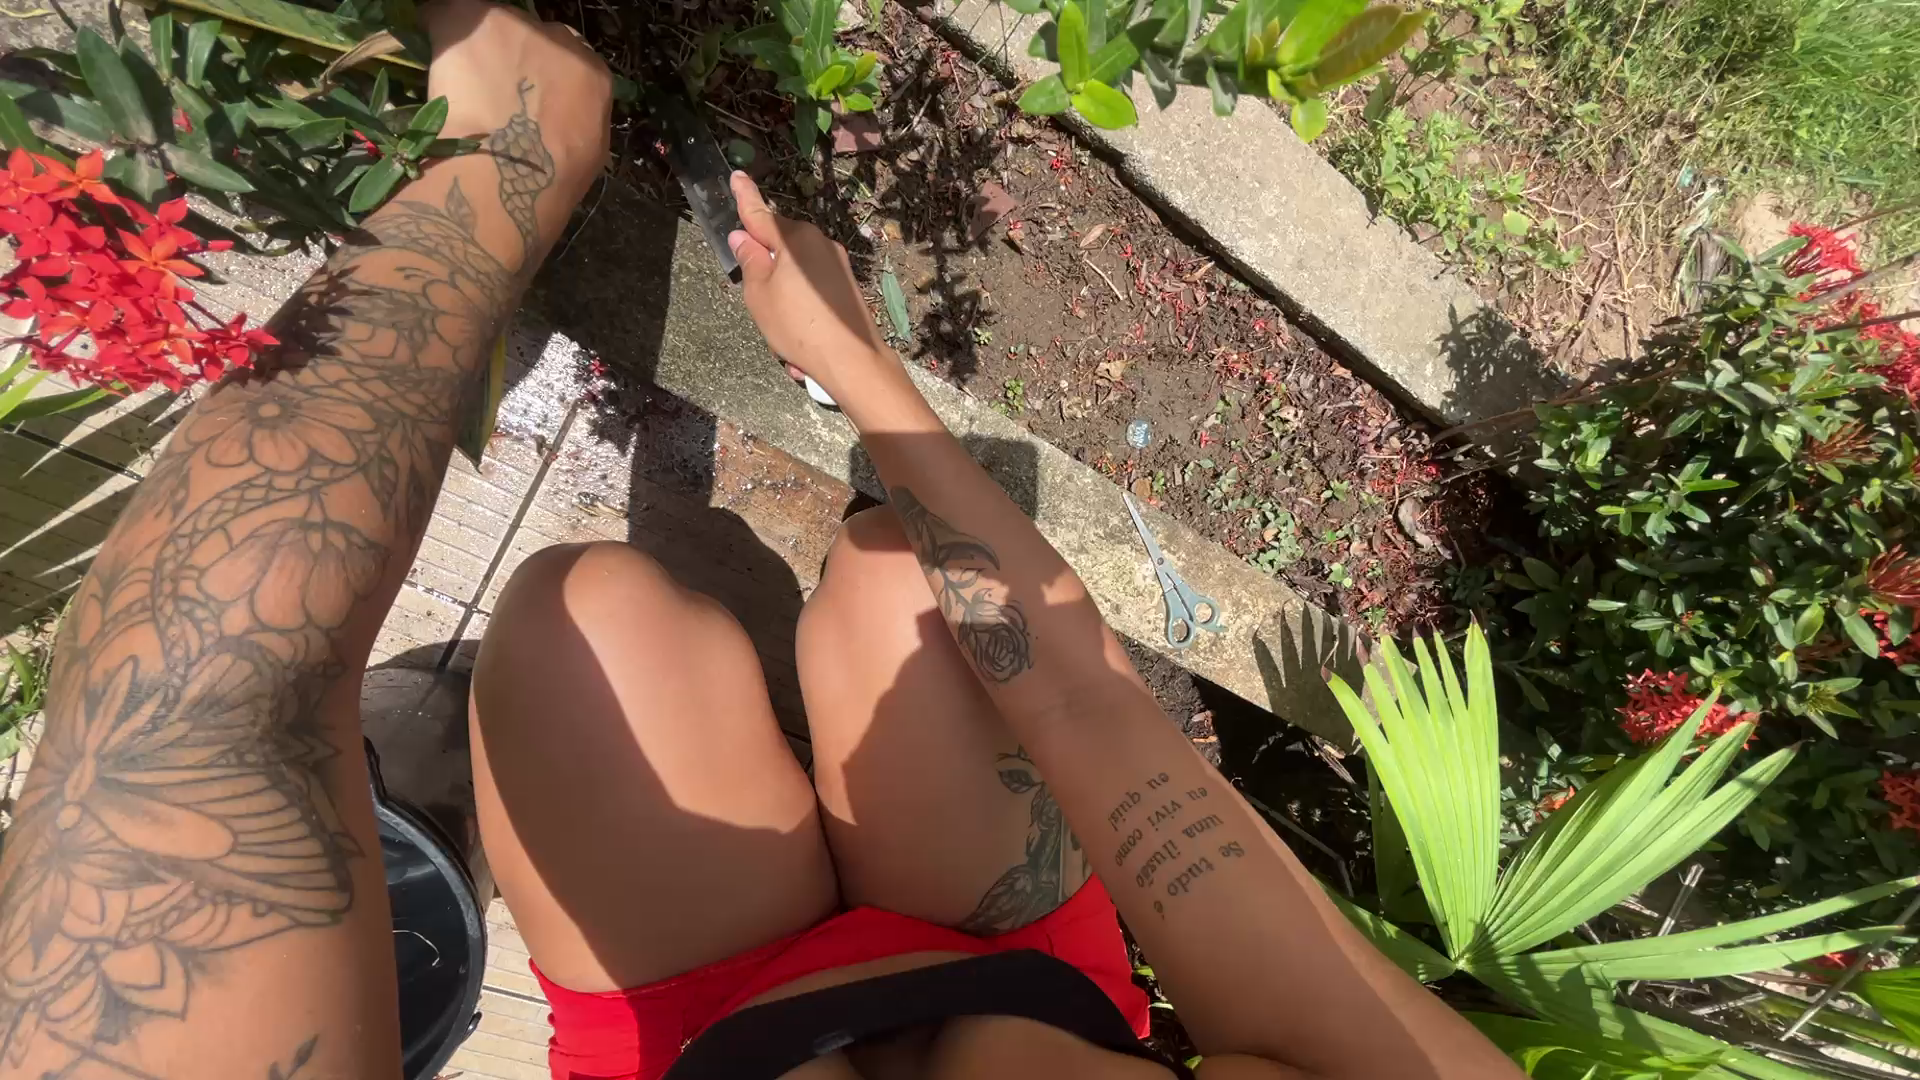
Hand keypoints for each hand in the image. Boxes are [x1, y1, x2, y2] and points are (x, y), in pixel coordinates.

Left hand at [422, 0, 611, 206]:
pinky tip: (445, 68)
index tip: (537, 88)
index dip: (550, 71)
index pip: (573, 57)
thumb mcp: (591, 147)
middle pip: (534, 34)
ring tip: (470, 80)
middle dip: (519, 53)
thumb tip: (563, 105)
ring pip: (492, 25)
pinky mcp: (469, 15)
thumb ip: (581, 111)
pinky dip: (443, 36)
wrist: (508, 163)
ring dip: (483, 47)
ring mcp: (513, 23)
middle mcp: (558, 38)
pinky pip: (447, 16)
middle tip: (502, 85)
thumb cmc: (557, 173)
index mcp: (593, 73)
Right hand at [729, 172, 896, 405]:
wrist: (853, 359)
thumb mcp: (759, 294)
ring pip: (798, 275)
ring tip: (786, 337)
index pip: (759, 213)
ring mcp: (838, 263)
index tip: (737, 176)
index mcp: (793, 238)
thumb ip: (750, 262)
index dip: (744, 197)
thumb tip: (743, 238)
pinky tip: (804, 345)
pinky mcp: (849, 286)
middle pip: (781, 245)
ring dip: (787, 301)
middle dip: (768, 267)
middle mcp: (819, 243)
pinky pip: (816, 293)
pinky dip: (805, 313)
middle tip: (761, 301)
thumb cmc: (798, 326)